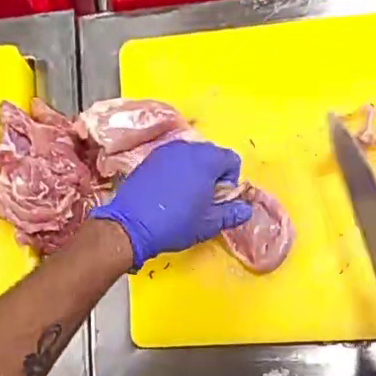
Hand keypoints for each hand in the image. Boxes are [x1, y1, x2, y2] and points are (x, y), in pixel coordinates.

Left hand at [90, 140, 253, 269]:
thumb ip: (231, 214)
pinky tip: (166, 196)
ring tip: (184, 200)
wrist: (130, 227)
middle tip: (203, 202)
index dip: (231, 181)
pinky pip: (170, 162)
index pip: (232, 159)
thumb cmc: (175, 224)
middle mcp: (187, 148)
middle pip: (210, 156)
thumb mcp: (209, 224)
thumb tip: (245, 209)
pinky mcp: (148, 160)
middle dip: (212, 176)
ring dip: (193, 175)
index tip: (219, 201)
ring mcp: (165, 151)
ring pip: (189, 158)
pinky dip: (174, 174)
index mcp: (207, 159)